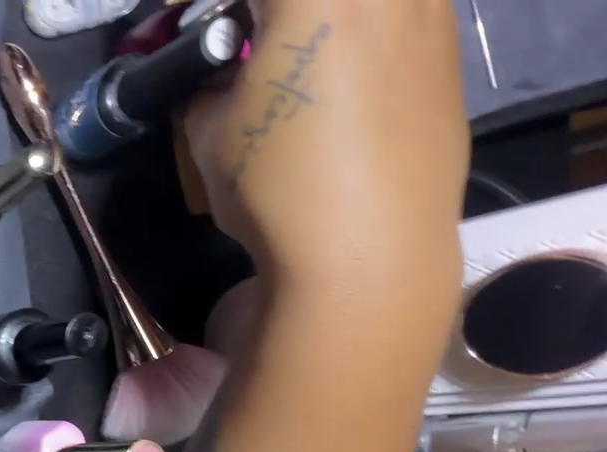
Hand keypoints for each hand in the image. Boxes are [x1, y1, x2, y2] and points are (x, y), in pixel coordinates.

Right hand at [183, 1, 466, 297]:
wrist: (365, 242)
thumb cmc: (275, 184)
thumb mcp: (208, 137)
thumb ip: (208, 87)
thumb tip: (214, 75)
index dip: (209, 5)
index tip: (189, 25)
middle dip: (268, 13)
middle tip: (236, 42)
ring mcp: (429, 13)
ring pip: (361, 6)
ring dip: (318, 22)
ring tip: (283, 63)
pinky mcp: (447, 51)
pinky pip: (395, 18)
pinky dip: (356, 36)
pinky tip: (330, 86)